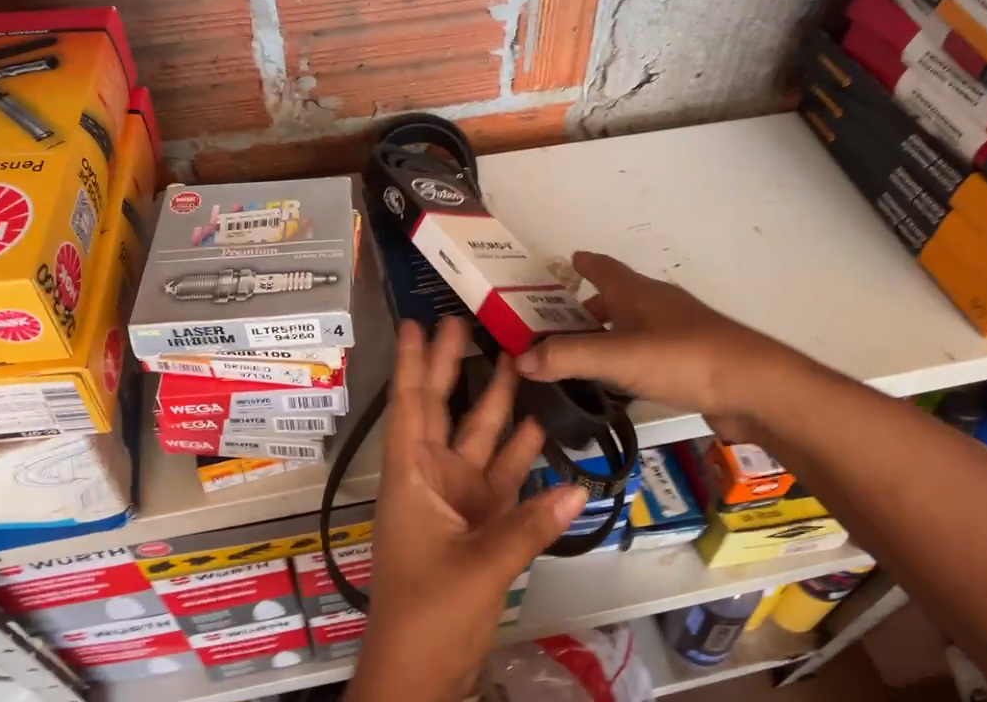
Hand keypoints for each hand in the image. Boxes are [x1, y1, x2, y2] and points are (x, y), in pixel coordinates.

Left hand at [349, 319, 588, 701]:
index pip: (409, 406)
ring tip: (517, 357)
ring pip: (478, 438)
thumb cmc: (429, 613)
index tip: (416, 323)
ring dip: (496, 402)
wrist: (419, 675)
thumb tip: (577, 490)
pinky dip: (521, 454)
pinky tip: (542, 423)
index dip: (412, 363)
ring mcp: (458, 500)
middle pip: (443, 410)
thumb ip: (528, 526)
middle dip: (452, 366)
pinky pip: (503, 478)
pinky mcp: (480, 524)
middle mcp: (432, 478)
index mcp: (412, 477)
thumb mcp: (478, 567)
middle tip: (465, 320)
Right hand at [515, 251, 820, 440]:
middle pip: (616, 298)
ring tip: (579, 355)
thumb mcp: (616, 356)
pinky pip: (650, 355)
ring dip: (608, 336)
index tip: (567, 260)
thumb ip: (566, 357)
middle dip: (587, 307)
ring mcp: (679, 333)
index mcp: (637, 292)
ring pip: (633, 328)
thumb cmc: (682, 358)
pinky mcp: (694, 363)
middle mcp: (657, 305)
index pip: (603, 268)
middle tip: (555, 323)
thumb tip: (519, 359)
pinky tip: (619, 383)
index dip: (584, 263)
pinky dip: (629, 362)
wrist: (756, 388)